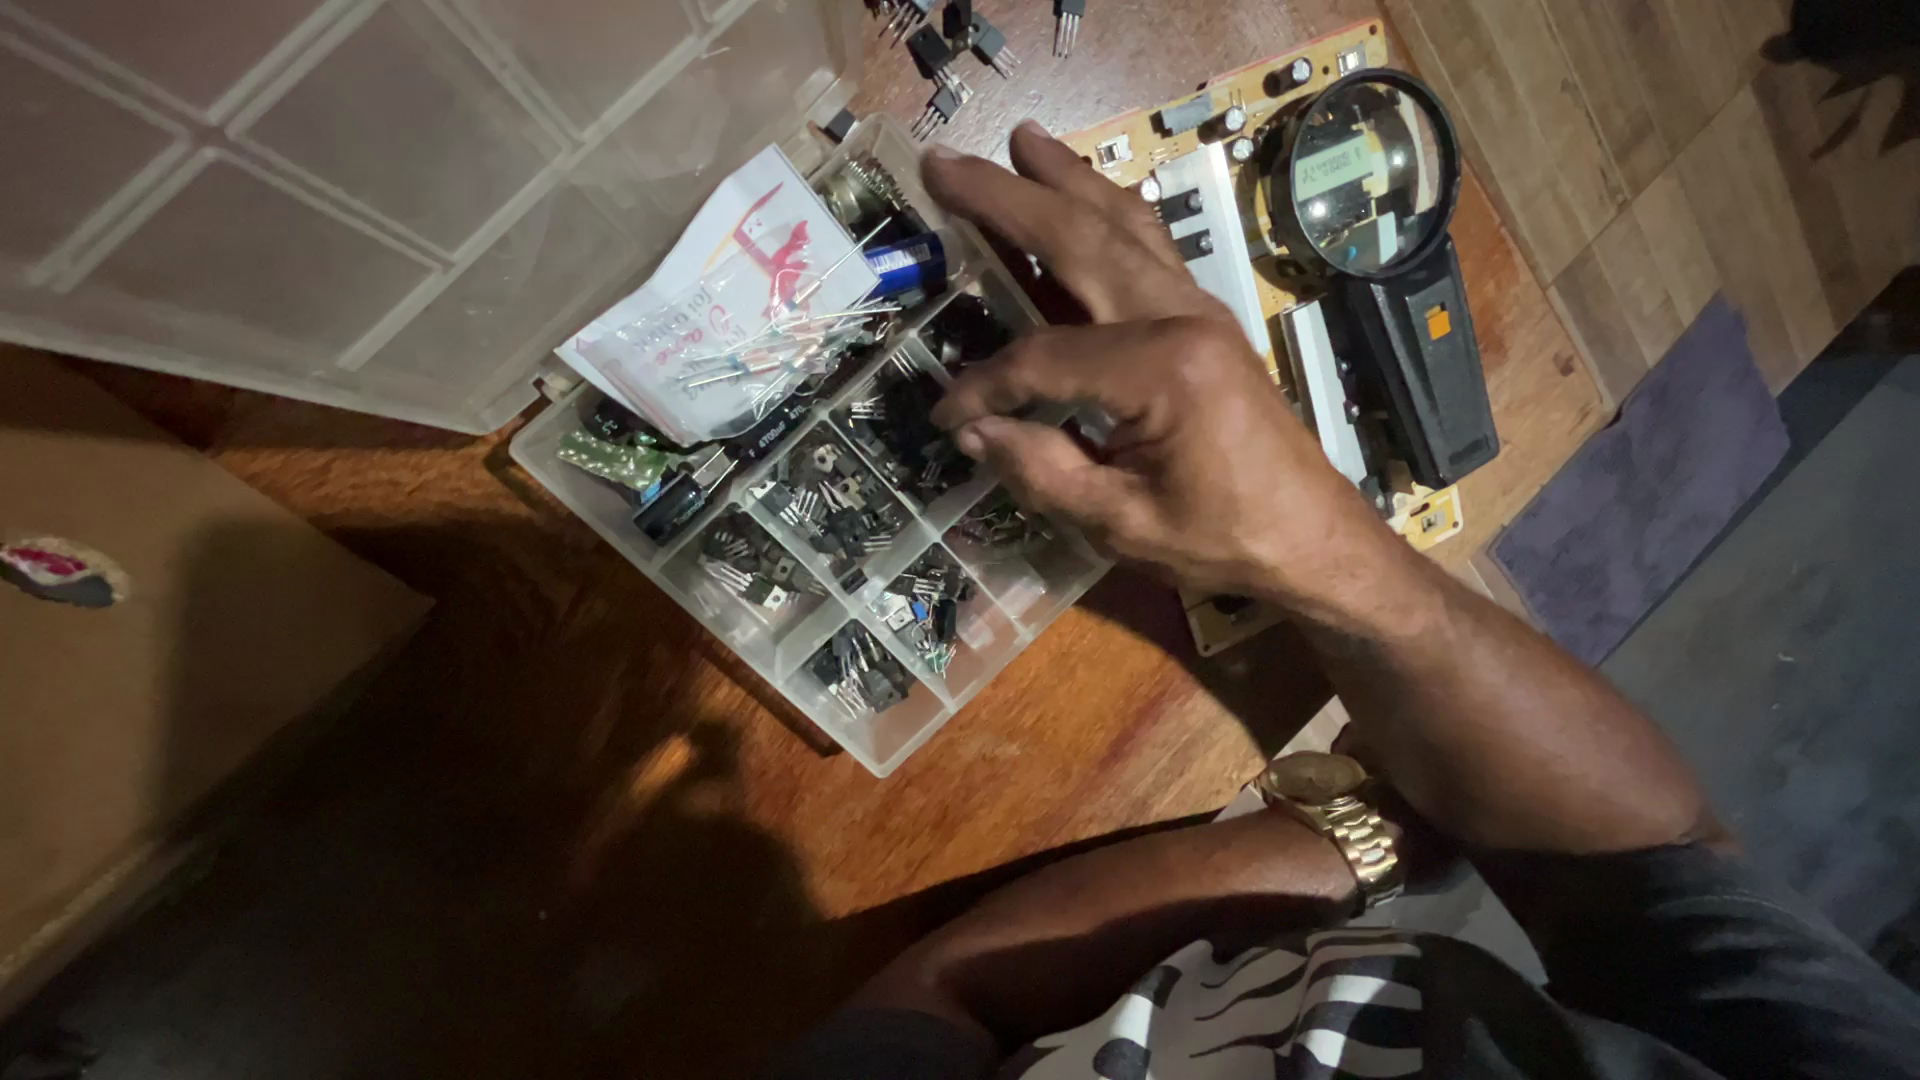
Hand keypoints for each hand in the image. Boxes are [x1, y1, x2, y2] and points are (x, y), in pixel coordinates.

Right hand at [922, 121, 1402, 605]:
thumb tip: (975, 432)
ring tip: (1020, 142)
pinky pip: (1151, 246)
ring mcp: (1201, 308)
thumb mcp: (1122, 522)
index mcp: (1162, 367)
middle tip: (943, 165)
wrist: (1311, 537)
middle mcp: (1183, 315)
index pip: (1044, 357)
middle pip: (1080, 241)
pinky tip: (1088, 194)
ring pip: (1122, 226)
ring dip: (1065, 181)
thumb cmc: (1222, 539)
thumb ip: (1042, 472)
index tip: (947, 415)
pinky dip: (1110, 211)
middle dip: (1006, 201)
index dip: (986, 386)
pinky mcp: (1207, 318)